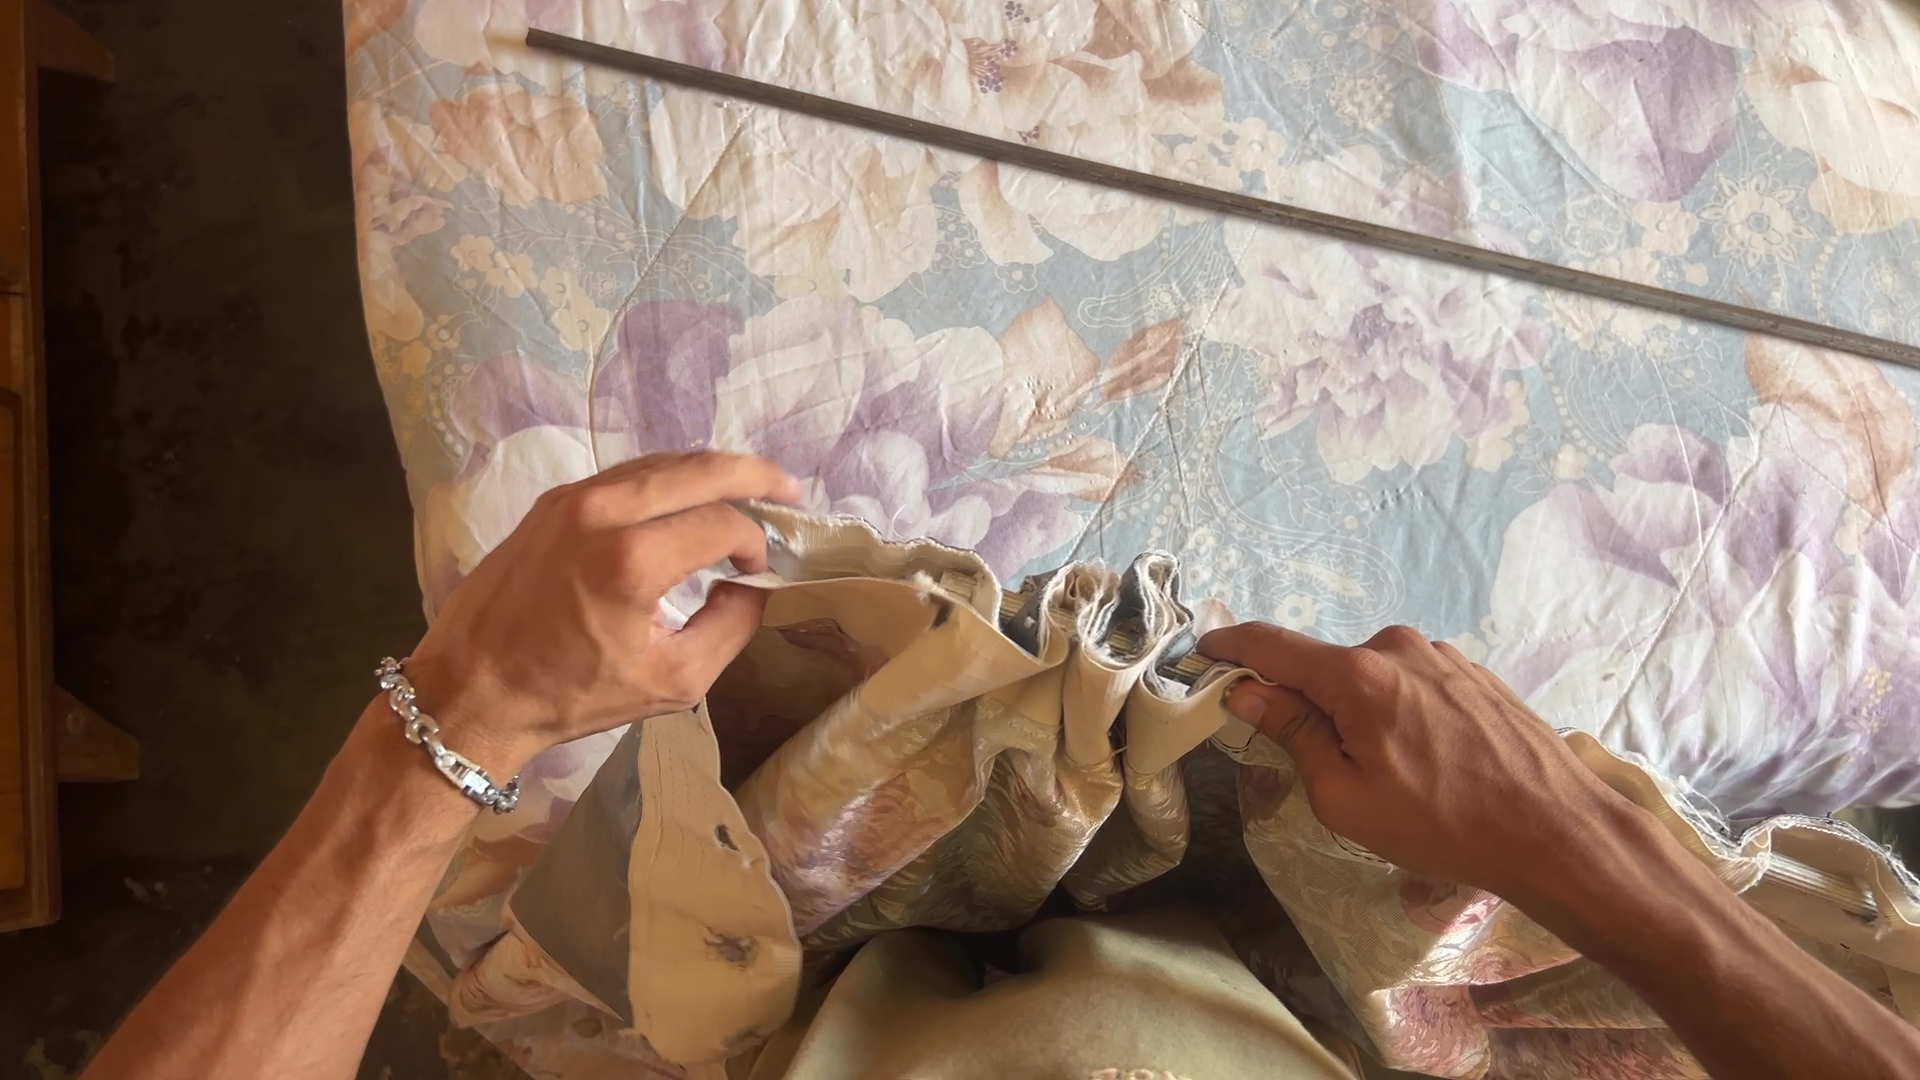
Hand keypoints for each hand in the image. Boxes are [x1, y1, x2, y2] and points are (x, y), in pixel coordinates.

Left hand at [401, 452, 800, 776]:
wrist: (470, 691)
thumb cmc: (575, 694)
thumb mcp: (678, 681)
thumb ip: (733, 625)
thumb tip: (753, 583)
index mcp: (632, 561)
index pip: (724, 524)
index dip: (755, 545)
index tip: (758, 571)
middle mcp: (603, 512)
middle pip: (702, 469)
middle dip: (756, 475)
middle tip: (789, 490)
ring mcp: (574, 498)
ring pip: (666, 461)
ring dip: (716, 470)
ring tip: (751, 486)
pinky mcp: (556, 499)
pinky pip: (632, 471)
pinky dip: (674, 476)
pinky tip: (694, 493)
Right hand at [1197, 623, 1645, 898]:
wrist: (1568, 837)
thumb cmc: (1443, 824)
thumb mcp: (1344, 796)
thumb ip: (1292, 731)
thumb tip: (1247, 690)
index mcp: (1355, 675)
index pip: (1270, 644)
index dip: (1230, 645)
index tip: (1204, 651)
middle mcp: (1394, 647)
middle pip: (1322, 664)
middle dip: (1304, 696)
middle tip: (1316, 751)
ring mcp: (1440, 654)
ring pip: (1368, 673)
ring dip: (1355, 704)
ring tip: (1388, 763)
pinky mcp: (1473, 670)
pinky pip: (1409, 679)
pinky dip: (1395, 704)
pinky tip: (1427, 752)